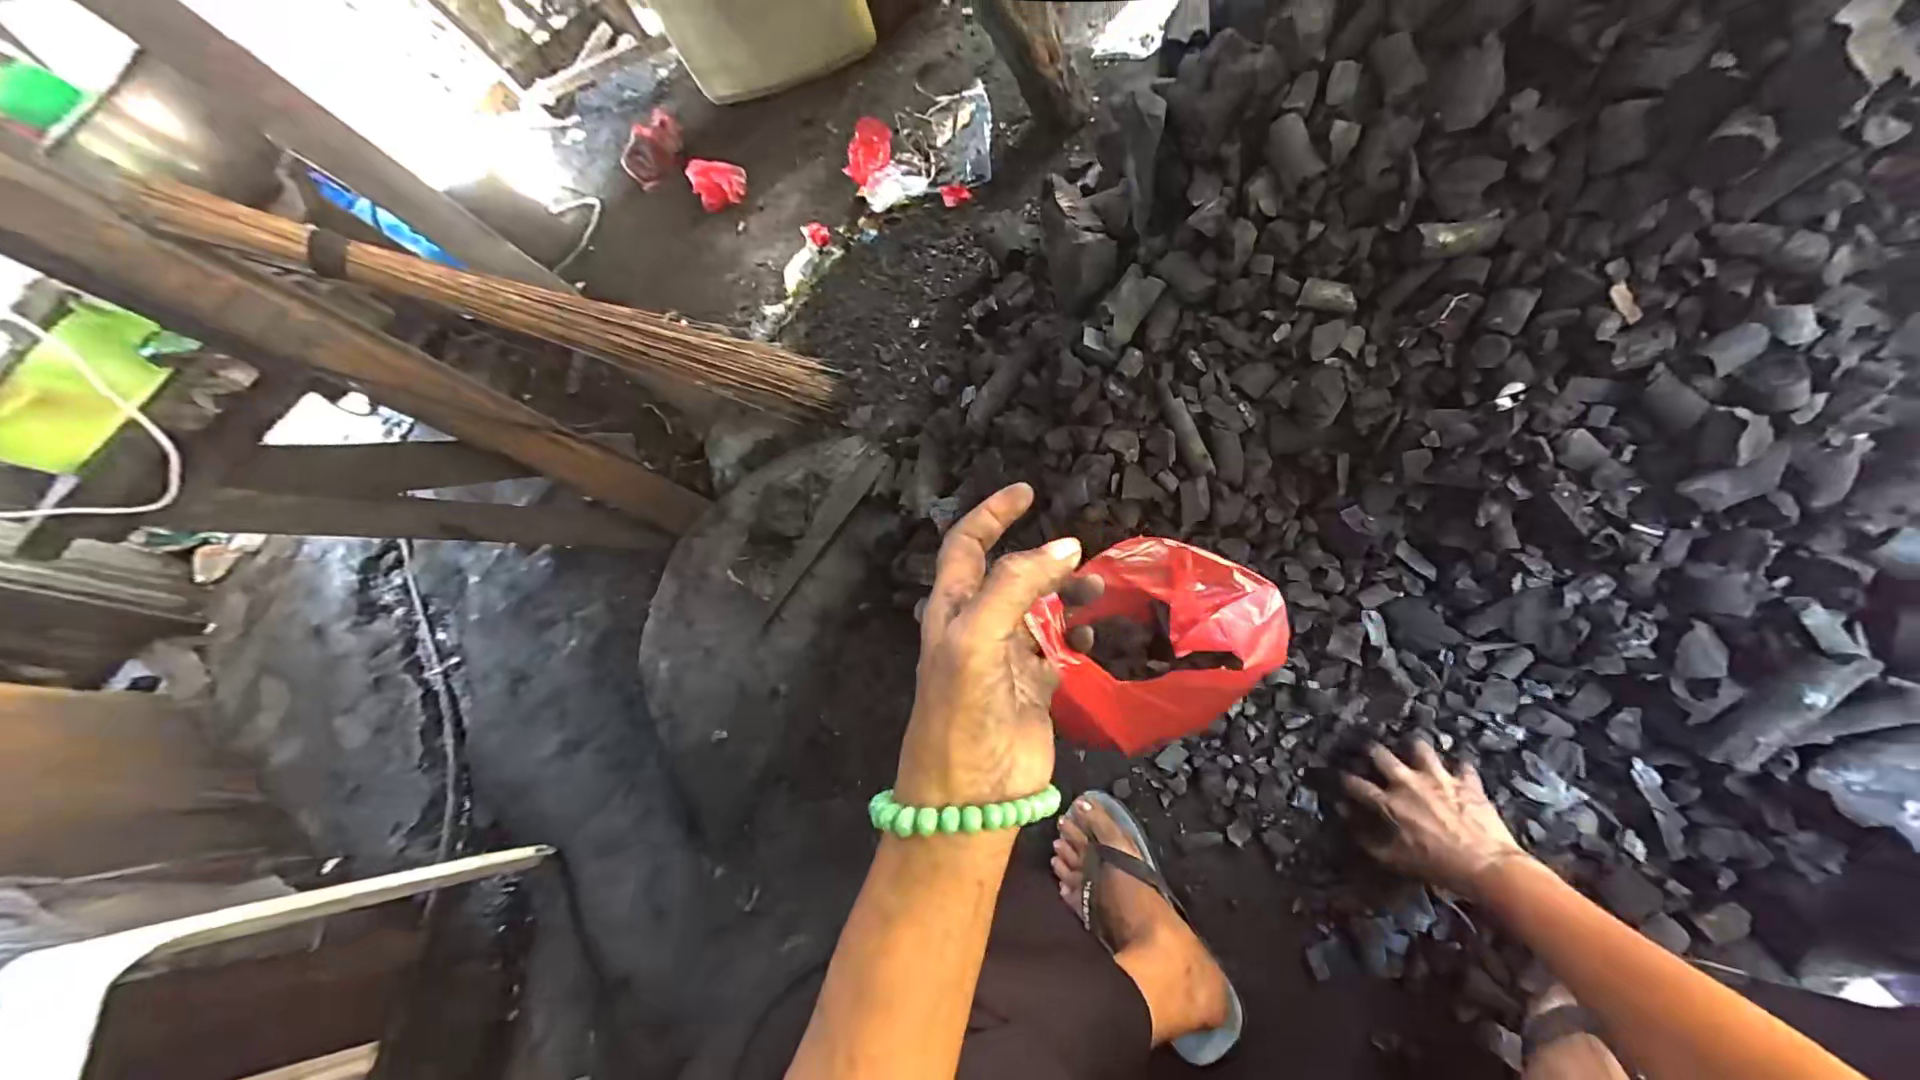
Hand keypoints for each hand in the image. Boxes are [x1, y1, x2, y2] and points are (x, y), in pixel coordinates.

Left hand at [895, 482, 1096, 807]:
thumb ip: (1016, 586)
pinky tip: (1089, 633)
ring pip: (1039, 609)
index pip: (967, 545)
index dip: (992, 514)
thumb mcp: (977, 636)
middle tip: (1080, 554)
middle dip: (1042, 558)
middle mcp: (977, 626)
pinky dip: (1075, 634)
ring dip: (1066, 594)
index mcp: (953, 608)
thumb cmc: (961, 709)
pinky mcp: (1032, 686)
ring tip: (1095, 590)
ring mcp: (1005, 657)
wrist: (970, 794)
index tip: (1027, 492)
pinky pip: (1057, 647)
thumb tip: (1066, 547)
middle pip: (1010, 575)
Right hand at [1341, 741, 1530, 898]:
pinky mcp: (1467, 783)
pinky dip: (1458, 769)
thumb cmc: (1438, 866)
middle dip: (1369, 750)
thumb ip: (1365, 837)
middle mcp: (1408, 782)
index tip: (1337, 777)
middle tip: (1369, 752)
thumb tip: (1344, 814)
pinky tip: (1457, 773)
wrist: (1489, 868)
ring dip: (1414, 749)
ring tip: (1412, 752)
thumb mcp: (1394, 859)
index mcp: (1388, 802)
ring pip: (1419, 747)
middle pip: (1379, 753)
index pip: (1355, 783)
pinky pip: (1462, 766)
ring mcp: (1439, 779)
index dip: (1341, 778)